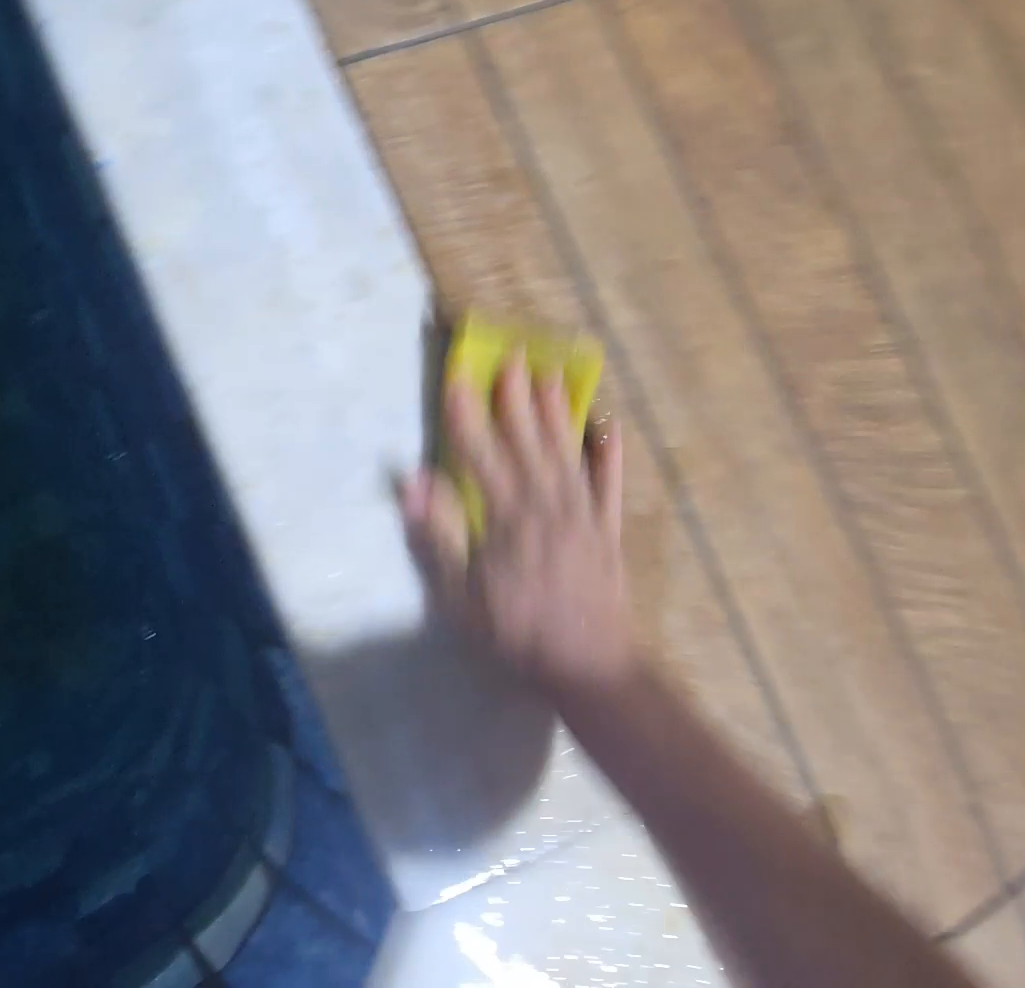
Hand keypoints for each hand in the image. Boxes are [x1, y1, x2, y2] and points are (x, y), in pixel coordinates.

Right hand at [398, 352, 639, 700]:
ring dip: (558, 412)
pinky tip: (609, 427)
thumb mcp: (458, 595)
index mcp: (507, 519)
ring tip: (552, 375)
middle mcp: (547, 506)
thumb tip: (414, 482)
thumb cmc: (513, 634)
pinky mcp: (608, 531)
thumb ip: (436, 536)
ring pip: (567, 453)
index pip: (479, 455)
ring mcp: (583, 516)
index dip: (465, 416)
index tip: (457, 378)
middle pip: (528, 443)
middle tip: (514, 357)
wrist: (589, 668)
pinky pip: (610, 484)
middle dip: (517, 399)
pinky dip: (610, 454)